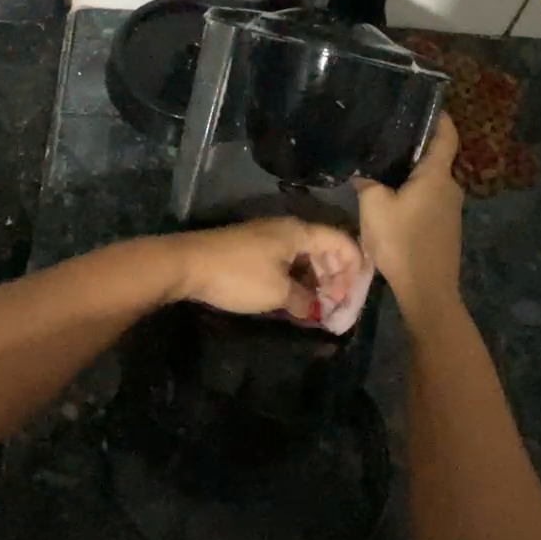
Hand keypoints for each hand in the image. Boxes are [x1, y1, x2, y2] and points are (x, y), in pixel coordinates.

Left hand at [164, 218, 364, 319]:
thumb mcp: (277, 293)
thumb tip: (318, 309)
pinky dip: (297, 280)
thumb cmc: (238, 275)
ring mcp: (269, 238)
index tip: (350, 298)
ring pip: (305, 257)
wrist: (187, 264)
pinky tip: (296, 301)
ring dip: (316, 281)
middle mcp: (287, 229)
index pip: (342, 242)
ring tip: (318, 309)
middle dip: (336, 277)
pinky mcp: (254, 249)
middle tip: (336, 308)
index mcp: (299, 232)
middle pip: (325, 248)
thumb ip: (305, 300)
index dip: (353, 269)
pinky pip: (287, 262)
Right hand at [355, 115, 463, 317]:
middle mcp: (450, 187)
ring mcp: (452, 210)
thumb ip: (368, 182)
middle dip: (414, 148)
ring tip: (383, 168)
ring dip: (411, 175)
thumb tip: (364, 170)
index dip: (440, 117)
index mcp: (436, 175)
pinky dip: (414, 194)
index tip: (426, 104)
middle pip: (436, 159)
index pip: (446, 136)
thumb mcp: (373, 206)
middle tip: (387, 137)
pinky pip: (430, 200)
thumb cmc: (402, 241)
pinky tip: (393, 200)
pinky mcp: (446, 228)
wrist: (427, 290)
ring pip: (431, 182)